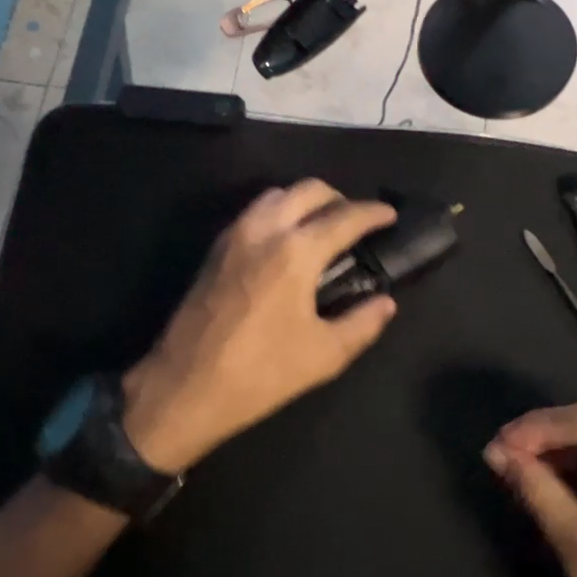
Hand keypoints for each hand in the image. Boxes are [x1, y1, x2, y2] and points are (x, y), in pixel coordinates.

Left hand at [122, 179, 398, 471]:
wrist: (186, 386)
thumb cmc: (261, 372)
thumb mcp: (324, 354)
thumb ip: (362, 323)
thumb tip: (385, 303)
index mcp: (296, 251)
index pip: (345, 217)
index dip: (373, 213)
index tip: (390, 215)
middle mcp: (264, 229)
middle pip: (309, 190)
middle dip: (339, 198)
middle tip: (357, 221)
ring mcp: (234, 236)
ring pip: (277, 195)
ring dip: (305, 201)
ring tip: (323, 228)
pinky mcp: (215, 250)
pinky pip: (254, 213)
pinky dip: (279, 213)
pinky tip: (287, 243)